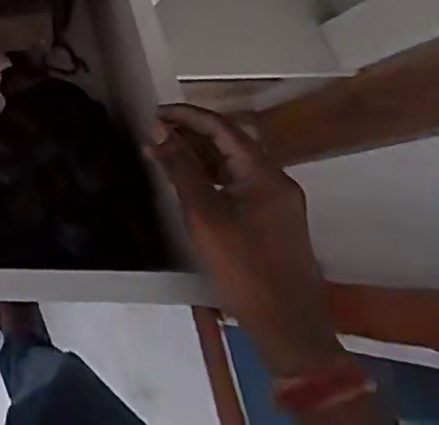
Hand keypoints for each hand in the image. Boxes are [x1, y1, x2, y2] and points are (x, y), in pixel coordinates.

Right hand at [147, 103, 345, 376]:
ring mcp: (274, 200)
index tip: (154, 113)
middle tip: (152, 133)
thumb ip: (181, 167)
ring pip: (229, 163)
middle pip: (227, 142)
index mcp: (264, 174)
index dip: (186, 115)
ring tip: (160, 153)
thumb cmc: (243, 266)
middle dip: (188, 134)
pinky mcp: (269, 217)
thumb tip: (159, 129)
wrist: (286, 326)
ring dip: (196, 155)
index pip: (222, 128)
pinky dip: (207, 175)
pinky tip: (183, 179)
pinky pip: (234, 182)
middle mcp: (274, 180)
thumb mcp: (204, 214)